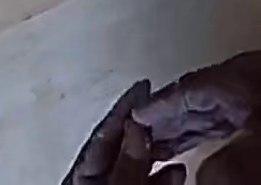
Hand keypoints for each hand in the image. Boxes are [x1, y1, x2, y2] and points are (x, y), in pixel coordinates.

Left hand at [64, 81, 184, 184]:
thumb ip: (127, 160)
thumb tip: (137, 124)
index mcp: (83, 172)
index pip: (105, 130)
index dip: (126, 106)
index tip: (144, 85)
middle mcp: (96, 178)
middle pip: (122, 146)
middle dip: (145, 128)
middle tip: (165, 109)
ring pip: (137, 166)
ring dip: (158, 154)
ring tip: (177, 141)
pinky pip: (145, 183)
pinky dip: (162, 177)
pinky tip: (178, 170)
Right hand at [130, 52, 260, 184]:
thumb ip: (242, 165)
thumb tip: (199, 181)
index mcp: (233, 81)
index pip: (185, 93)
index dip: (159, 107)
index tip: (132, 118)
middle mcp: (238, 80)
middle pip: (192, 98)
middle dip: (166, 118)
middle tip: (140, 137)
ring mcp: (255, 87)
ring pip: (208, 106)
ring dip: (185, 122)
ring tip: (163, 141)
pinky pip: (227, 112)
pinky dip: (207, 125)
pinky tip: (206, 139)